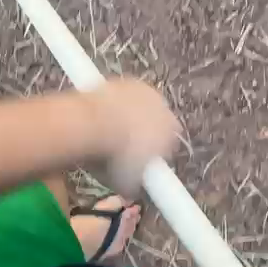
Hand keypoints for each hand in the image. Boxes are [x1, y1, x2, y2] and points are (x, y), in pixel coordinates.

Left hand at [86, 78, 181, 196]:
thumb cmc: (117, 156)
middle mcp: (163, 107)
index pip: (168, 145)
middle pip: (156, 122)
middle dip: (143, 133)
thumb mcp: (128, 181)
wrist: (96, 124)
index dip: (154, 155)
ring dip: (129, 117)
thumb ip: (137, 182)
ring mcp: (143, 90)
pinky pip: (122, 97)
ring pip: (139, 107)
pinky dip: (115, 105)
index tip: (139, 164)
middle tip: (124, 149)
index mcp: (171, 131)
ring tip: (110, 133)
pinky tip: (101, 118)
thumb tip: (131, 187)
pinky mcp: (124, 80)